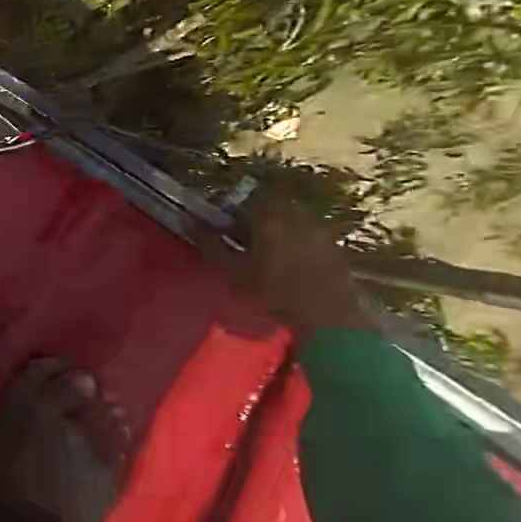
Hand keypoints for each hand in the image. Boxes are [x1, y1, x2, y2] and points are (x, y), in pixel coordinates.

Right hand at [202, 196, 376, 338]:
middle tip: (243, 238)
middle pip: (268, 206)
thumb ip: (208, 242)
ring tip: (266, 249)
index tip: (223, 231)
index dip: (229, 215)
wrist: (329, 318)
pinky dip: (294, 238)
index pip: (241, 203)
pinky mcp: (333, 244)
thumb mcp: (231, 269)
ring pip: (289, 216)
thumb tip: (186, 220)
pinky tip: (289, 259)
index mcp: (267, 217)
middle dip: (254, 217)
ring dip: (276, 226)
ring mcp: (318, 229)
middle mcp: (295, 216)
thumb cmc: (273, 292)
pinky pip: (307, 230)